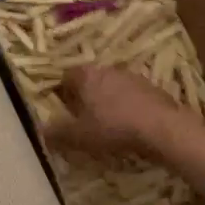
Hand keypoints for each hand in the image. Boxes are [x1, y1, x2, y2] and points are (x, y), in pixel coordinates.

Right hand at [45, 67, 204, 193]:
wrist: (163, 129)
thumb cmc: (113, 127)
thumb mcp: (79, 135)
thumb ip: (57, 132)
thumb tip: (40, 130)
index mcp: (86, 75)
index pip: (66, 76)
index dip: (61, 93)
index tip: (62, 111)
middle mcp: (108, 69)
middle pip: (89, 80)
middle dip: (84, 97)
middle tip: (82, 119)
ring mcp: (133, 77)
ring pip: (111, 87)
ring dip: (107, 101)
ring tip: (107, 124)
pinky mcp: (152, 89)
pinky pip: (131, 96)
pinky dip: (127, 107)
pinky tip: (129, 126)